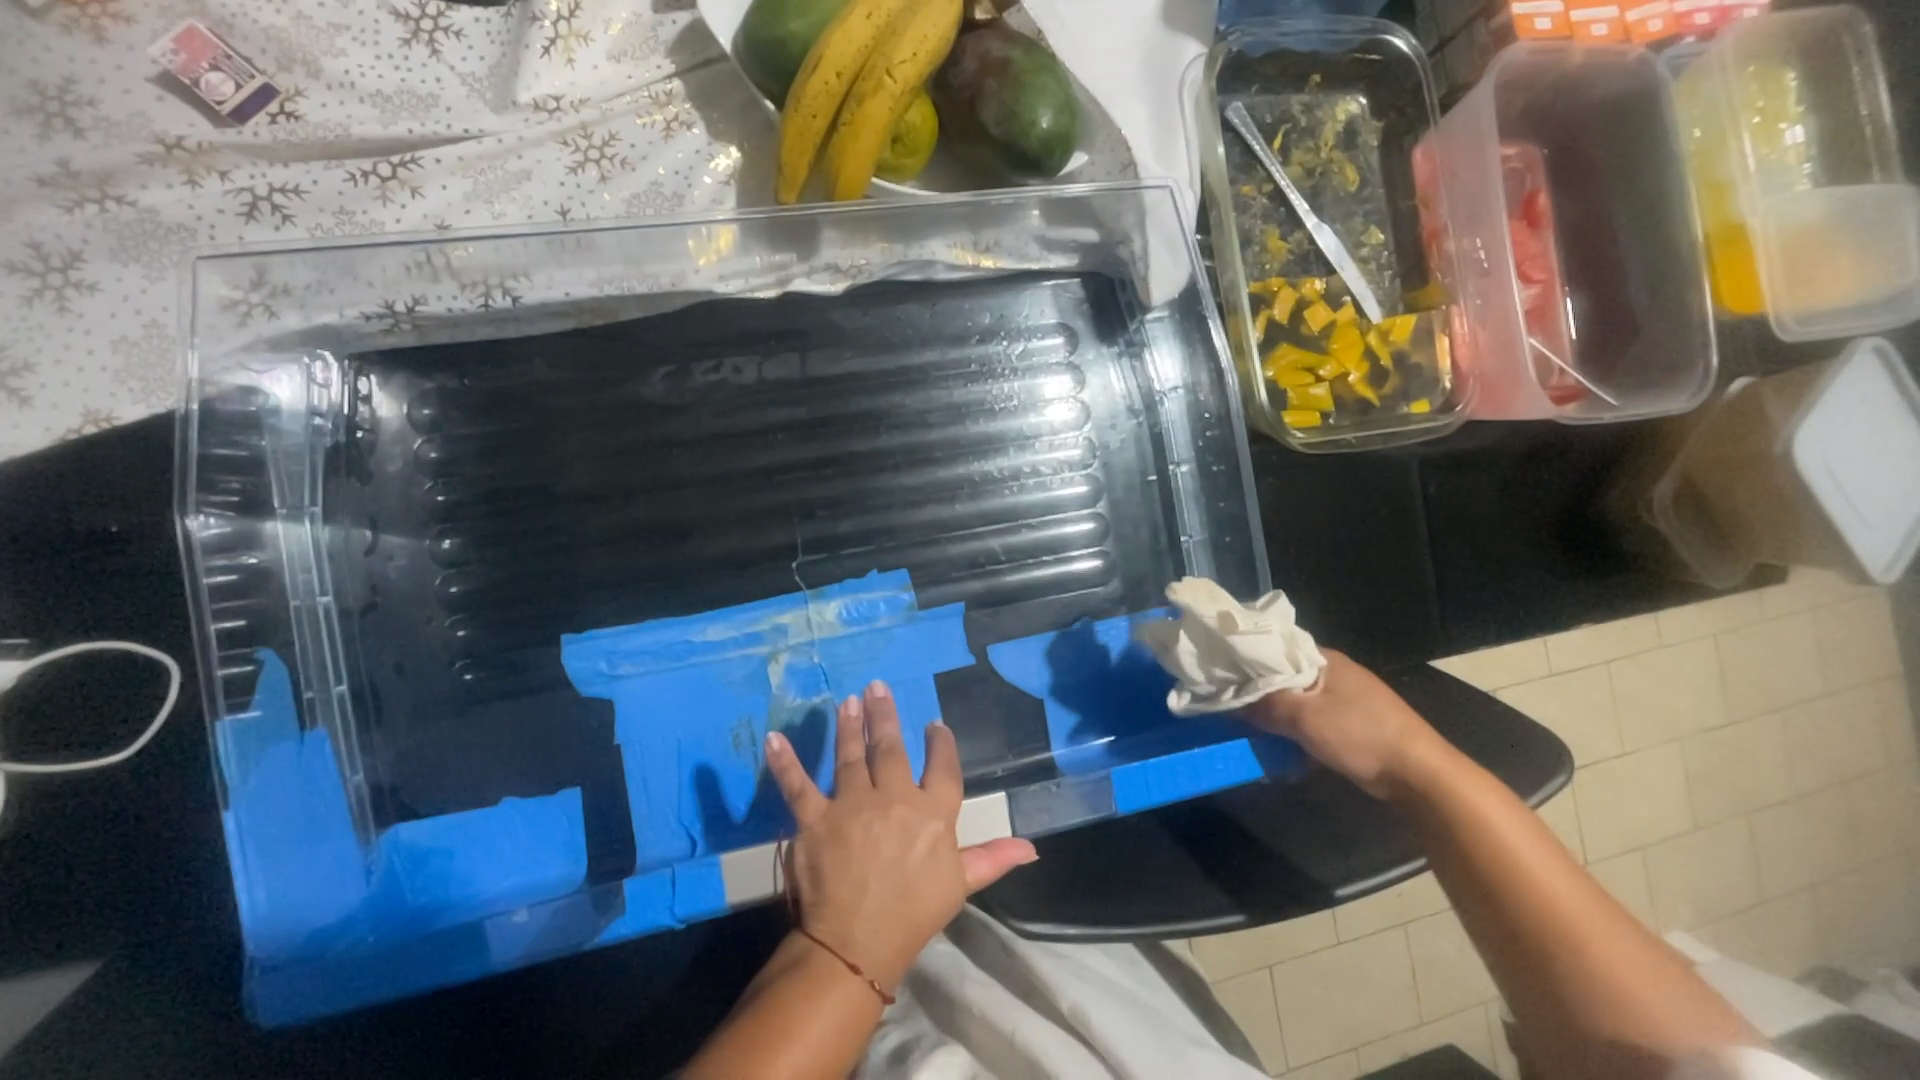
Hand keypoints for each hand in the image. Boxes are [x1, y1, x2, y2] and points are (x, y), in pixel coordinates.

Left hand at [765, 681, 1038, 991]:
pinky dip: (784, 762)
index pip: (942, 767)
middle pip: (890, 749)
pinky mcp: (815, 819)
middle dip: (884, 716)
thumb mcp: (960, 885)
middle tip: (877, 687)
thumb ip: (992, 858)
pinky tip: (774, 738)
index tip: (934, 724)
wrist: (858, 943)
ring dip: (848, 726)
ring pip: (849, 756)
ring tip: (847, 701)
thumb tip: (1032, 847)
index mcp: (933, 813)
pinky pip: (797, 785)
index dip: (940, 743)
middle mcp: (894, 798)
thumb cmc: (914, 914)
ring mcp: (852, 805)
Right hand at [1244, 650, 1447, 798]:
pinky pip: (1311, 721)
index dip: (1247, 662)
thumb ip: (1266, 705)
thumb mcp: (1305, 718)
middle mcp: (1334, 672)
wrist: (1417, 772)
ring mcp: (1345, 698)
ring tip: (1250, 732)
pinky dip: (1296, 733)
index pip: (1275, 649)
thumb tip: (1232, 700)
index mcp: (1324, 659)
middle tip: (1230, 708)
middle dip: (1259, 694)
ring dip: (1277, 718)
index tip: (1221, 676)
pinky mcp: (1351, 723)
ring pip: (1297, 702)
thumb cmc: (1360, 734)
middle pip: (1284, 677)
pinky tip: (1280, 750)